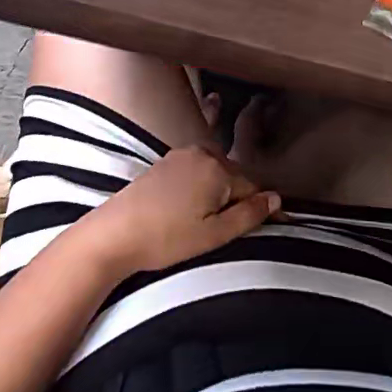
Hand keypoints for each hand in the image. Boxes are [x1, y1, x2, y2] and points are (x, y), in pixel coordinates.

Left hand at [61, 147, 279, 278]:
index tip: (270, 227)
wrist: (115, 233)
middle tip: (231, 230)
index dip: (262, 209)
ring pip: (214, 174)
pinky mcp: (163, 163)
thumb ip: (249, 214)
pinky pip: (196, 172)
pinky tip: (190, 211)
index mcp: (218, 168)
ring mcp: (179, 155)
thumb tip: (275, 198)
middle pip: (234, 177)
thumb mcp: (215, 234)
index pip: (254, 187)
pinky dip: (201, 189)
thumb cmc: (167, 238)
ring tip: (209, 224)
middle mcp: (201, 153)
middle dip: (238, 199)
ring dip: (219, 195)